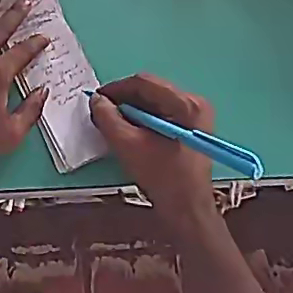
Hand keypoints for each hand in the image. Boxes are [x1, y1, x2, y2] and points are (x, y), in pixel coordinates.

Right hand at [90, 75, 217, 224]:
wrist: (187, 209)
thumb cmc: (162, 177)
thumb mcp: (128, 146)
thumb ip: (109, 118)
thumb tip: (97, 100)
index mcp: (186, 104)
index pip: (144, 83)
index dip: (116, 89)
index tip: (97, 100)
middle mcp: (194, 103)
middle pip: (151, 90)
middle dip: (124, 99)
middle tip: (103, 112)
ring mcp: (196, 114)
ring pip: (155, 100)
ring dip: (132, 108)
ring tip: (113, 122)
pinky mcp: (192, 126)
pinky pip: (162, 112)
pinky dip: (143, 118)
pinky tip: (130, 130)